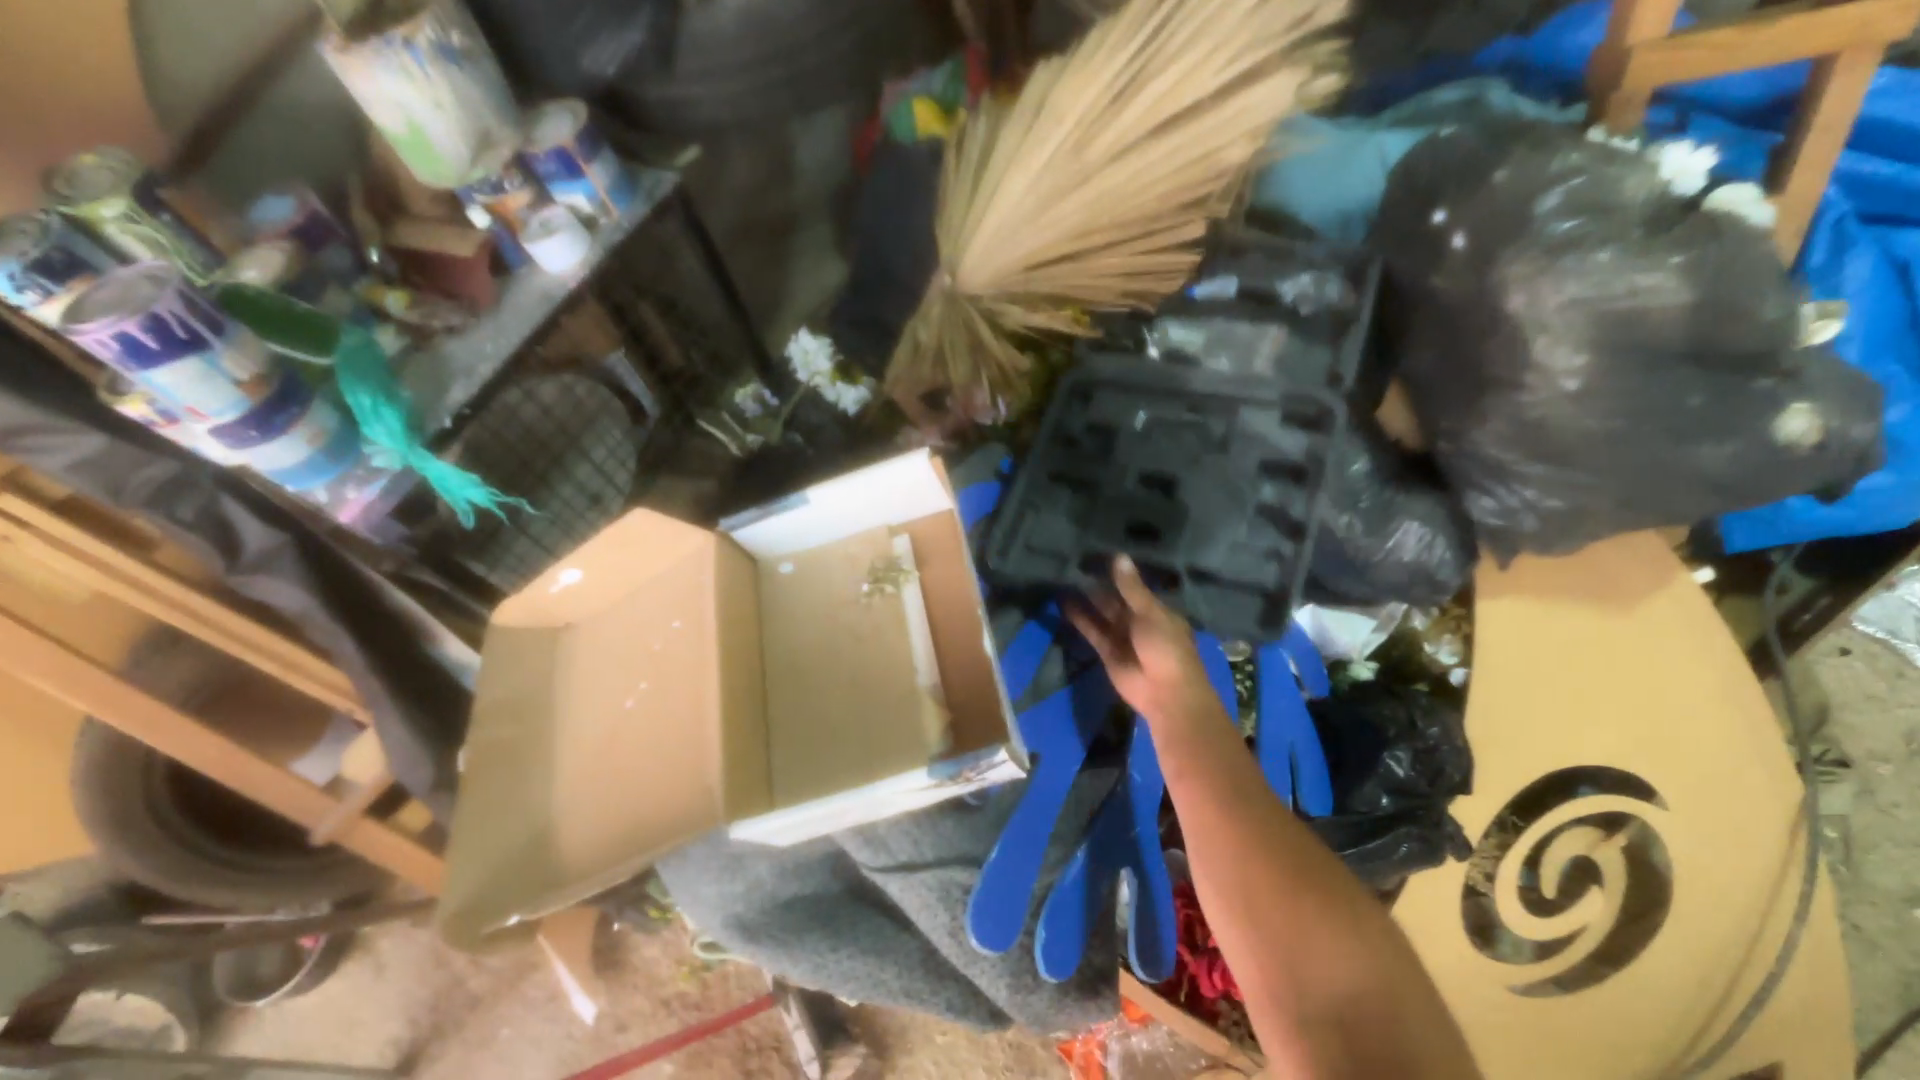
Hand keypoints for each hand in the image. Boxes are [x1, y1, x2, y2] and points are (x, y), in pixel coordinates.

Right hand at [1067, 556, 1227, 729]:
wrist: (1165, 692)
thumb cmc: (1166, 647)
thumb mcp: (1150, 613)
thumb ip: (1131, 588)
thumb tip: (1119, 556)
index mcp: (1156, 610)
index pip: (1133, 586)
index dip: (1116, 572)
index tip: (1096, 553)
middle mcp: (1138, 621)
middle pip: (1115, 599)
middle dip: (1098, 584)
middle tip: (1074, 562)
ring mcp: (1122, 637)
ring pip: (1101, 614)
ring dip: (1085, 600)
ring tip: (1064, 579)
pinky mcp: (1107, 652)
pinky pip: (1092, 631)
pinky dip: (1079, 619)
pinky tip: (1064, 602)